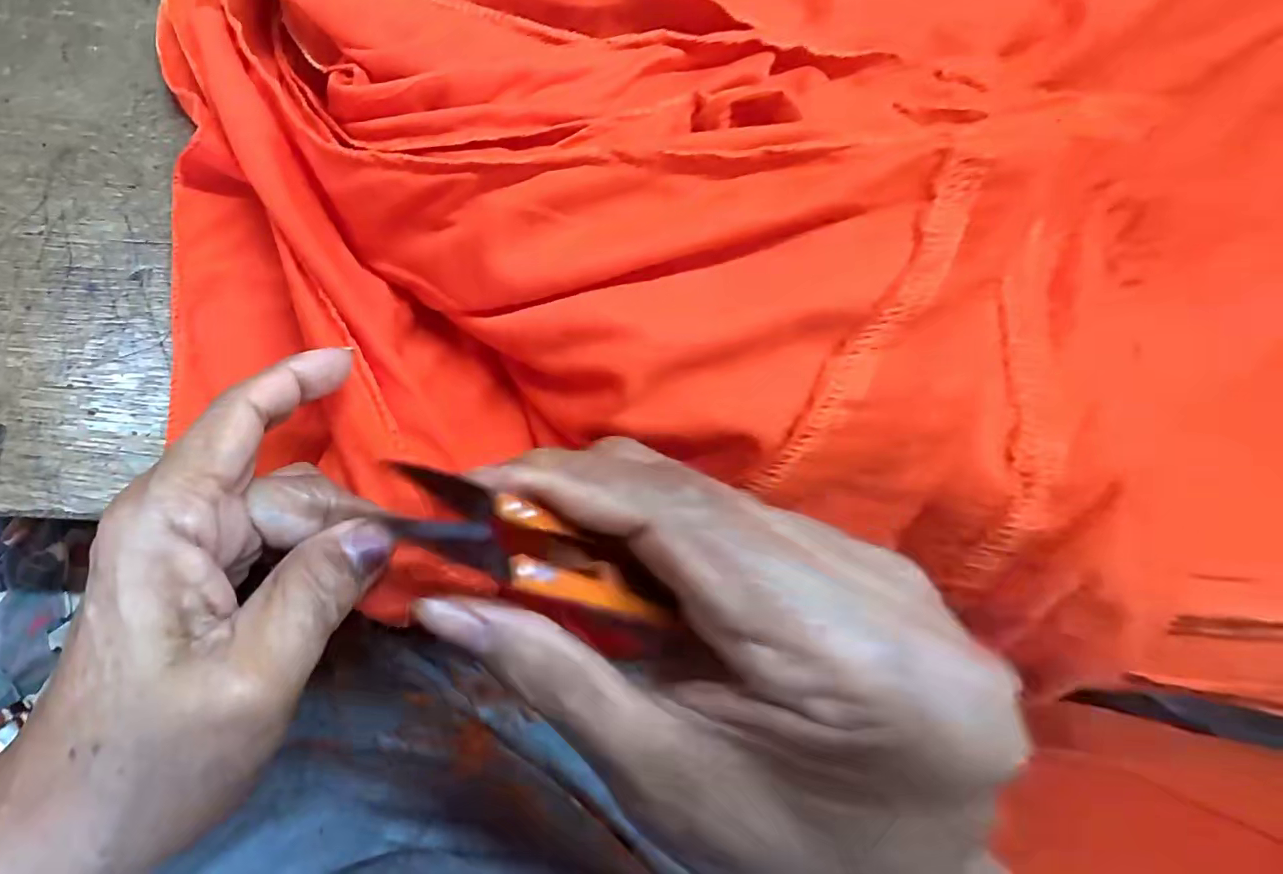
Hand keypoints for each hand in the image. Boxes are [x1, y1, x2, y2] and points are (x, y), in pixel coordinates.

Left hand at [0, 350, 393, 873]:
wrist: (73, 823)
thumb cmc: (151, 757)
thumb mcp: (252, 681)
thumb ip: (317, 594)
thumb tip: (378, 531)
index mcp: (169, 518)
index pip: (237, 421)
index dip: (292, 381)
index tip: (345, 360)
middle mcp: (168, 515)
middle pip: (274, 483)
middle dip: (337, 511)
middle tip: (400, 555)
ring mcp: (175, 546)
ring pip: (272, 516)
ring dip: (325, 539)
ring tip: (377, 576)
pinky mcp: (185, 576)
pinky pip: (258, 545)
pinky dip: (302, 557)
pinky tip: (339, 580)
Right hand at [411, 438, 1026, 873]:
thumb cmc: (773, 853)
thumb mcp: (649, 772)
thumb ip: (546, 673)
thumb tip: (440, 606)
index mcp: (846, 653)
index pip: (678, 516)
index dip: (566, 483)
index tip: (477, 482)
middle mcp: (878, 585)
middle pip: (689, 488)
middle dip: (574, 485)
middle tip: (493, 509)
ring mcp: (877, 564)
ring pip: (704, 488)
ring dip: (608, 497)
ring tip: (544, 531)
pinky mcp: (860, 560)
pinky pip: (728, 507)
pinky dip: (652, 515)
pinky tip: (620, 555)